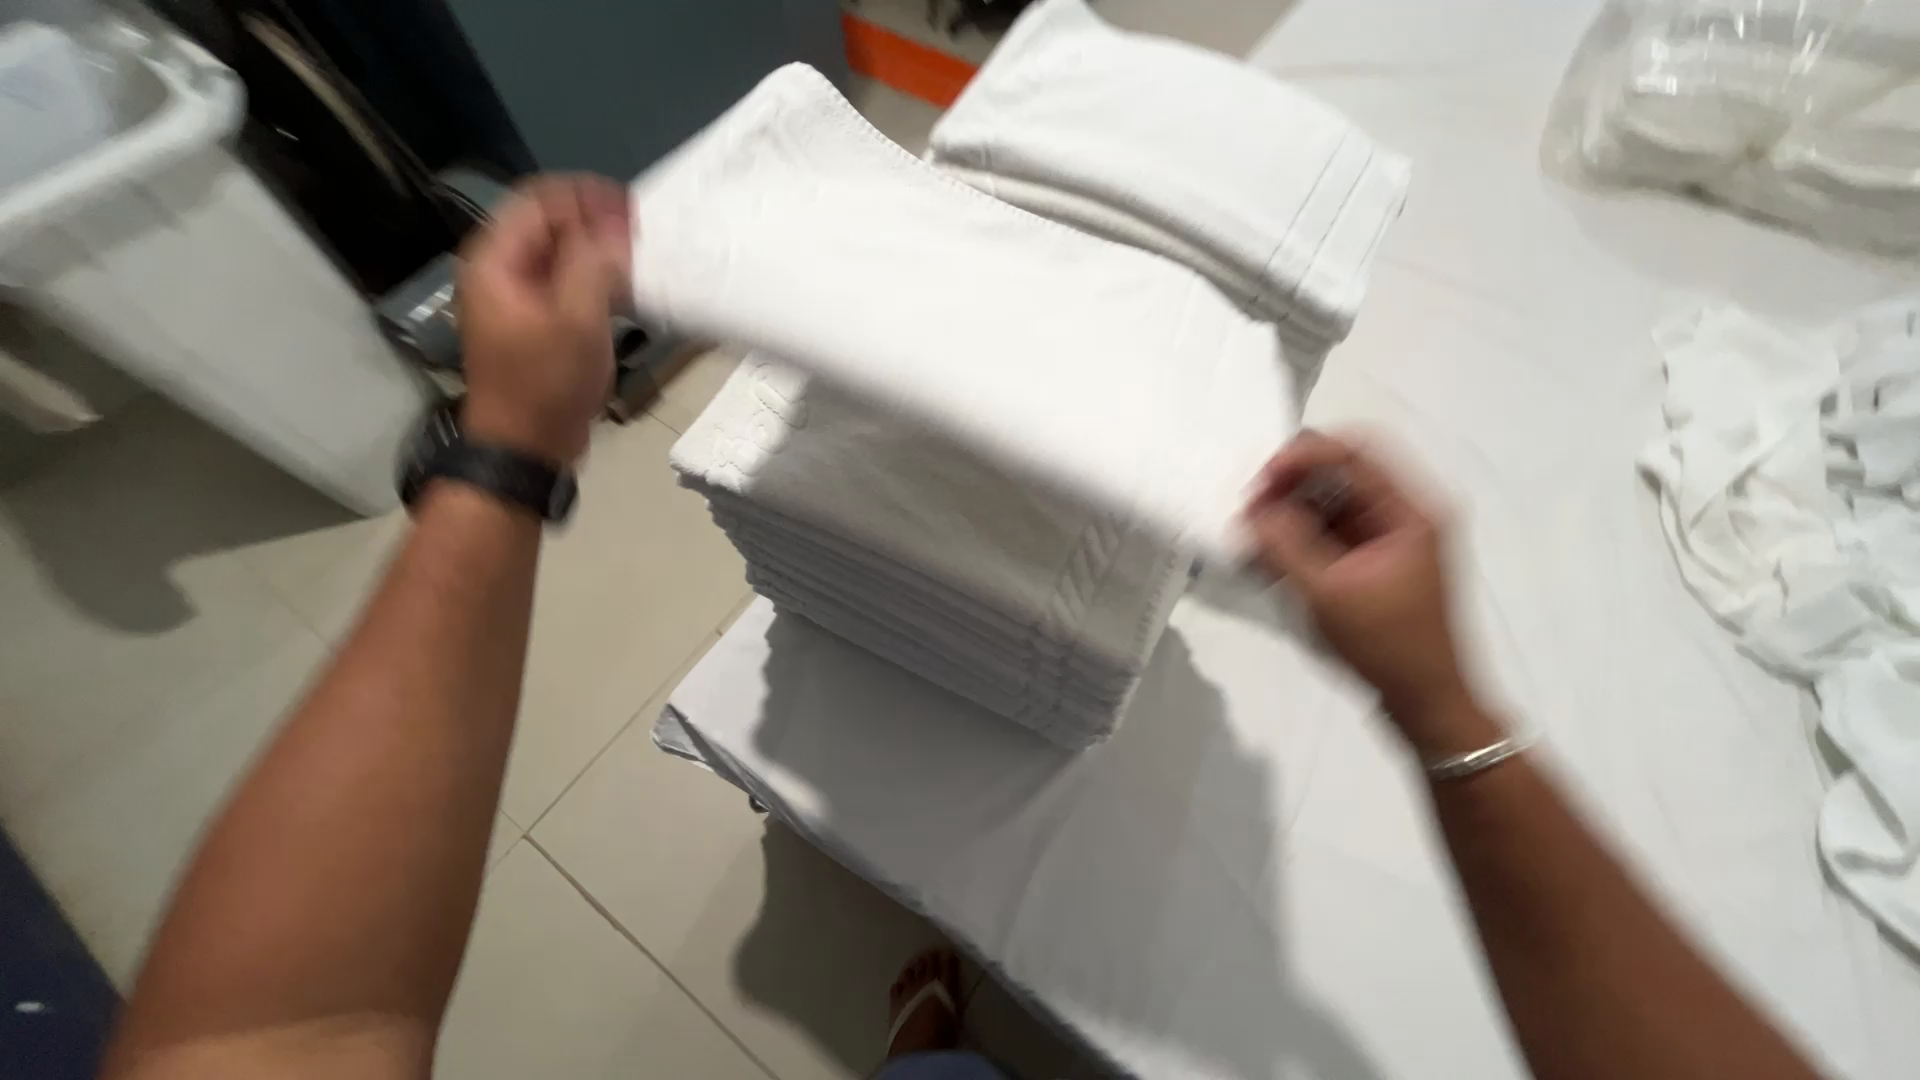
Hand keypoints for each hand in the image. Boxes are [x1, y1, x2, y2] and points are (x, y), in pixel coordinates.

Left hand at [456, 174, 631, 464]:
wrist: (527, 447)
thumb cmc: (546, 384)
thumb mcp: (575, 320)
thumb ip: (594, 266)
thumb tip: (618, 234)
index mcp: (497, 262)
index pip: (540, 203)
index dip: (586, 197)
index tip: (633, 210)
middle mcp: (502, 273)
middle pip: (551, 228)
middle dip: (598, 225)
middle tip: (646, 236)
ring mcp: (520, 301)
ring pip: (563, 258)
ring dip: (602, 254)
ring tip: (644, 261)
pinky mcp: (539, 326)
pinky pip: (569, 287)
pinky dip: (599, 282)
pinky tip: (630, 292)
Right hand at [1246, 432, 1489, 753]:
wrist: (1427, 703)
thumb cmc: (1385, 645)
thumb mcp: (1327, 593)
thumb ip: (1285, 544)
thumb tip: (1253, 511)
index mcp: (1410, 511)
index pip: (1354, 453)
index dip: (1302, 456)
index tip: (1260, 482)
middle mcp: (1403, 515)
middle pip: (1339, 475)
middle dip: (1288, 488)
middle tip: (1249, 512)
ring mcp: (1387, 541)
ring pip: (1328, 506)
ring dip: (1287, 516)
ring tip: (1250, 539)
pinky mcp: (1371, 564)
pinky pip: (1328, 536)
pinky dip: (1296, 541)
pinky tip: (1266, 560)